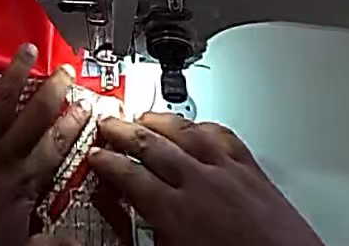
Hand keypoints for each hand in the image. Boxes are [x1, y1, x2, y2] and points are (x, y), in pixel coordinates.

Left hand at [0, 44, 90, 245]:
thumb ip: (48, 244)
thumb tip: (77, 240)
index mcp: (19, 186)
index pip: (54, 148)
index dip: (72, 124)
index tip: (85, 105)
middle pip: (33, 116)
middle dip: (53, 90)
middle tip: (65, 70)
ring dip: (15, 72)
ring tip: (27, 50)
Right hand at [87, 113, 323, 245]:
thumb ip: (155, 237)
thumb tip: (130, 229)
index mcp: (178, 213)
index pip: (130, 176)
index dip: (107, 162)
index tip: (94, 154)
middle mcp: (200, 183)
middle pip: (150, 143)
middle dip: (122, 129)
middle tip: (106, 122)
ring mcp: (228, 171)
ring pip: (183, 130)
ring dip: (157, 119)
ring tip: (142, 114)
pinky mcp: (254, 170)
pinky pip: (222, 135)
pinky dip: (202, 126)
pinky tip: (195, 125)